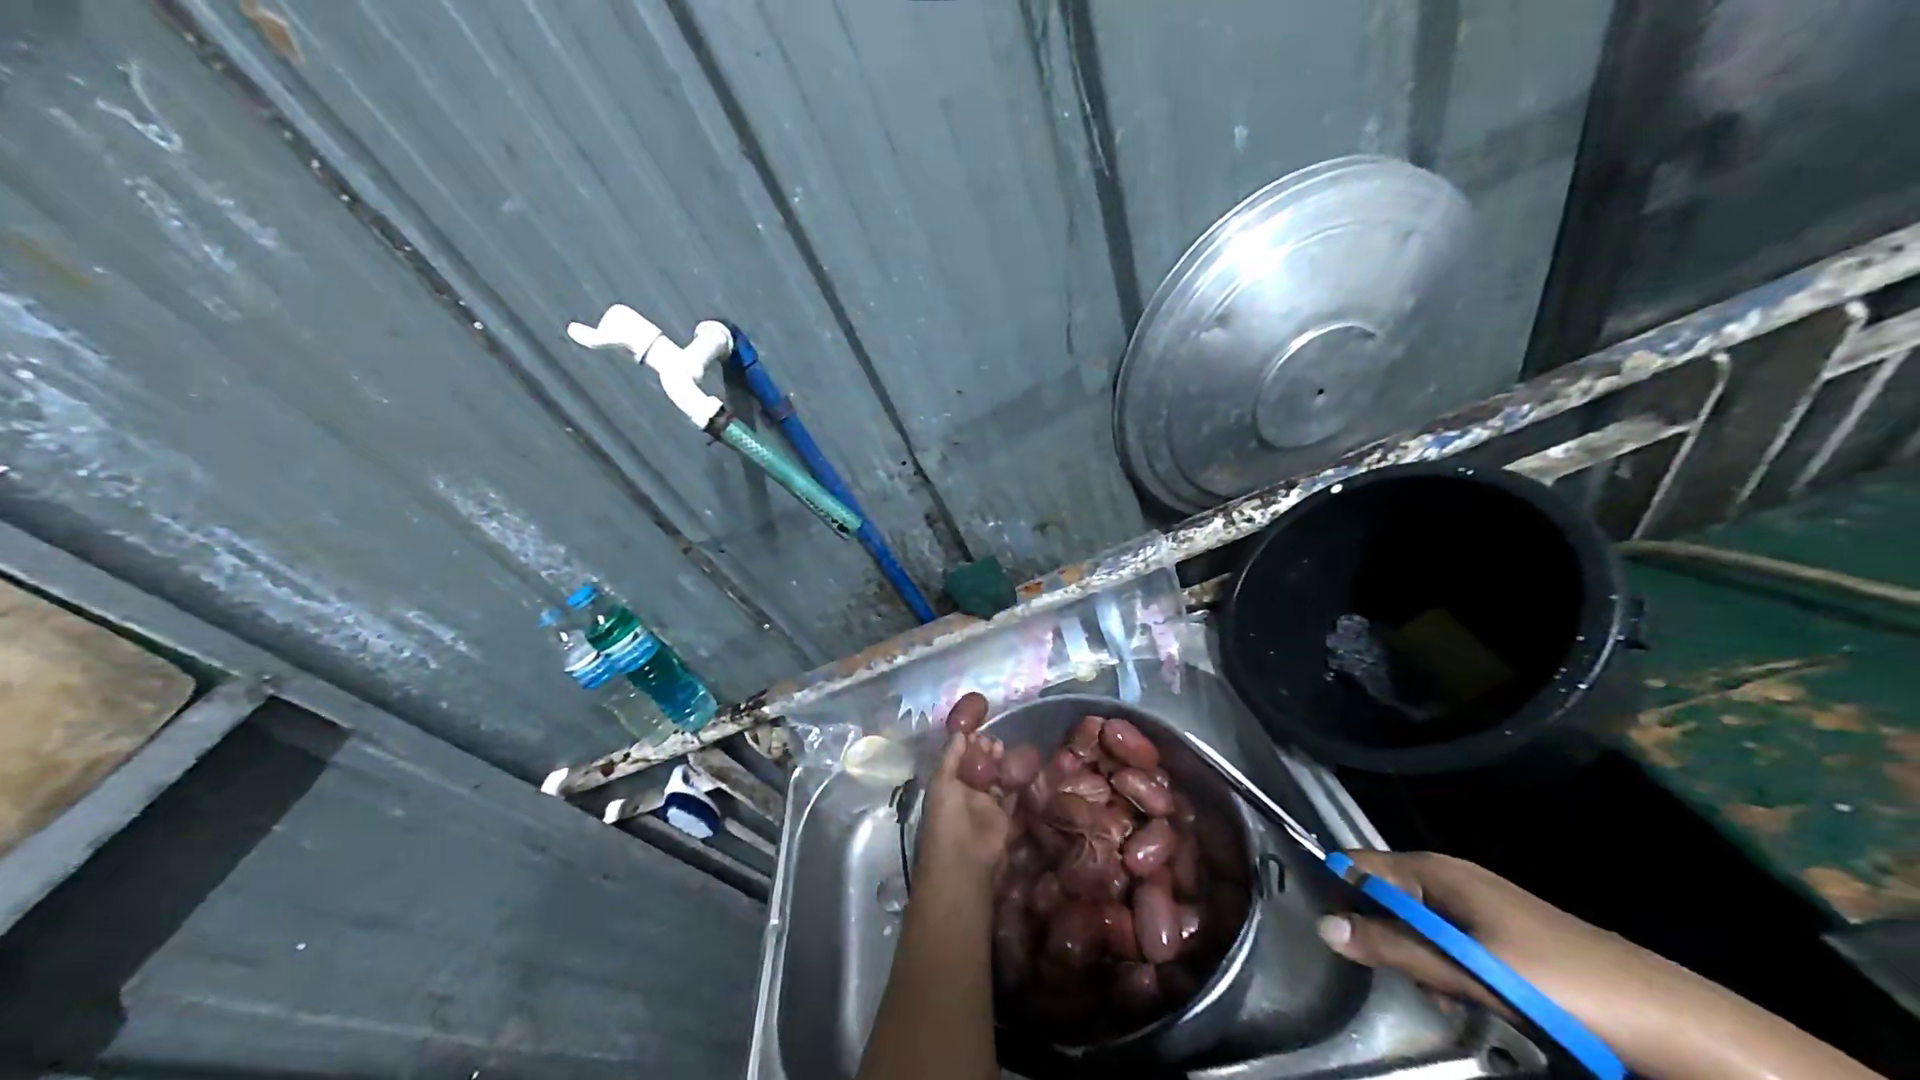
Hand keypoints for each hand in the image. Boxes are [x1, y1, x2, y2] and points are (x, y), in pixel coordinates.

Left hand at [917, 733, 1011, 884]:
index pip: (958, 759)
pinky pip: (1009, 794)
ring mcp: (984, 805)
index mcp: (946, 785)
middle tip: (992, 742)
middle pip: (978, 767)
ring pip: (994, 778)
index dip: (967, 745)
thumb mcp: (941, 783)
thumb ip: (951, 757)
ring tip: (1002, 748)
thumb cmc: (946, 818)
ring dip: (998, 763)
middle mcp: (965, 793)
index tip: (977, 732)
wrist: (965, 858)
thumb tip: (960, 732)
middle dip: (985, 752)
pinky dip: (1013, 780)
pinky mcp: (1003, 816)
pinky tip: (1017, 765)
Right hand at [1316, 851, 1884, 1079]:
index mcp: (1438, 870)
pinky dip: (1438, 968)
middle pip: (1382, 893)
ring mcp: (1478, 909)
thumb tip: (1324, 925)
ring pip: (1412, 923)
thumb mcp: (1469, 968)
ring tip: (1425, 992)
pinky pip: (1444, 943)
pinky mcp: (1499, 940)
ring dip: (1408, 956)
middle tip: (1376, 971)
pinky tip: (1456, 997)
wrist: (1672, 1023)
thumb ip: (1395, 946)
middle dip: (1373, 930)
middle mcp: (1451, 880)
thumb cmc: (1562, 983)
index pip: (1359, 863)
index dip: (1334, 888)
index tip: (1317, 923)